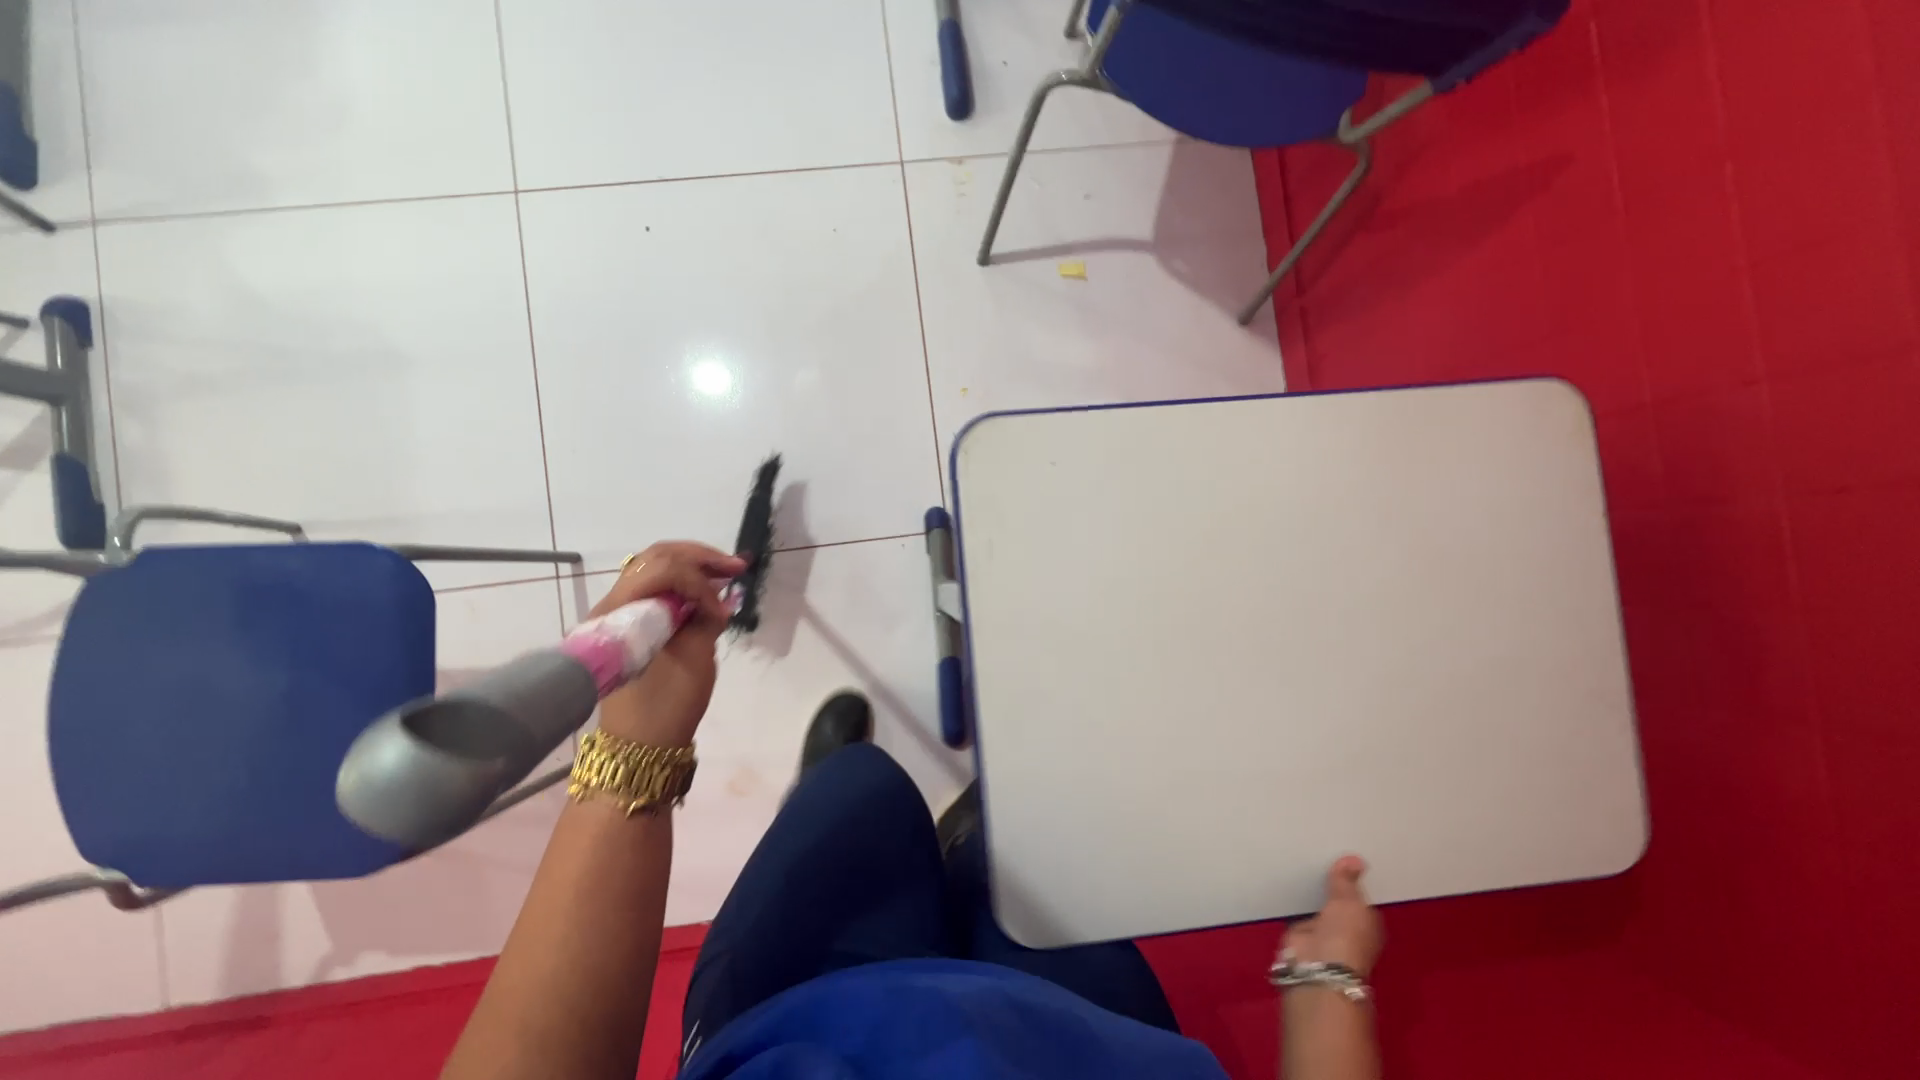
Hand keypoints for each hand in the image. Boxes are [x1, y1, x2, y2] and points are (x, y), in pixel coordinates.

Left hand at [591, 542, 746, 746]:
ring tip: (725, 574)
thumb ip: (706, 619)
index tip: (723, 610)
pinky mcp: (625, 624)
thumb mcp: (695, 658)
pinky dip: (681, 584)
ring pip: (654, 569)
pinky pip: (653, 589)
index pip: (666, 569)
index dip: (701, 580)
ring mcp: (616, 612)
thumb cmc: (665, 704)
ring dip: (692, 567)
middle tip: (736, 567)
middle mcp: (613, 602)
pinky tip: (706, 591)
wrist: (638, 746)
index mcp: (623, 610)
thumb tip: (719, 598)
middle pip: (657, 558)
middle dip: (700, 558)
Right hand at [1283, 856, 1382, 978]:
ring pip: (1319, 905)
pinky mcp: (1301, 932)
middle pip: (1339, 900)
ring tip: (1301, 859)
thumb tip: (1355, 858)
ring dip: (1312, 892)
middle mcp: (1348, 927)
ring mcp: (1324, 931)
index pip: (1361, 896)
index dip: (1353, 879)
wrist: (1317, 965)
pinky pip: (1298, 909)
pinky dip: (1294, 899)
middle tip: (1318, 852)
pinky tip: (1287, 878)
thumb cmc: (1345, 935)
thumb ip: (1346, 880)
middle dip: (1331, 885)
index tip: (1341, 857)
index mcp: (1367, 922)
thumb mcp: (1349, 902)